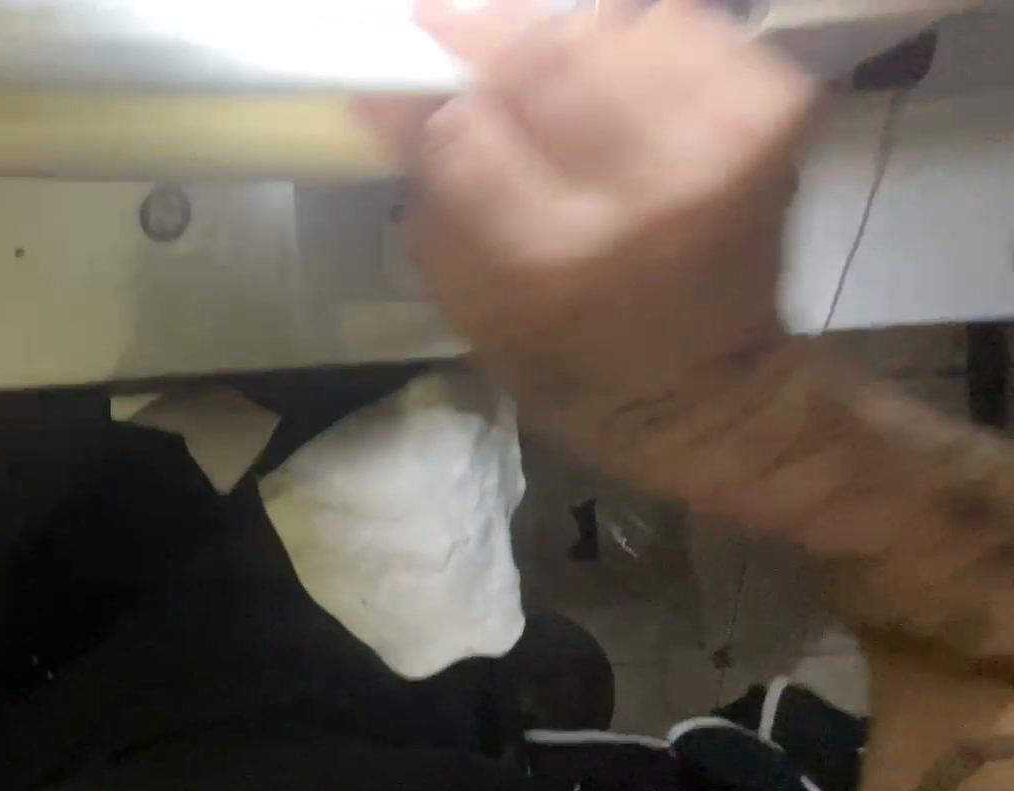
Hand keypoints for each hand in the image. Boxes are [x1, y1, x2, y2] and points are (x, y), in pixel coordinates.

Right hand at [389, 0, 816, 407]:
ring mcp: (722, 137)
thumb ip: (428, 200)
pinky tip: (593, 68)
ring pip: (610, 23)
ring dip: (547, 29)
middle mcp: (643, 188)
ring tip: (515, 53)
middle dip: (478, 29)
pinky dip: (620, 33)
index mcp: (549, 256)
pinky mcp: (775, 104)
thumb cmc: (554, 359)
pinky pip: (678, 23)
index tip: (394, 71)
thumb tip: (385, 101)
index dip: (422, 93)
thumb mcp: (464, 305)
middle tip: (439, 19)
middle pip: (544, 56)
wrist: (695, 383)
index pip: (465, 132)